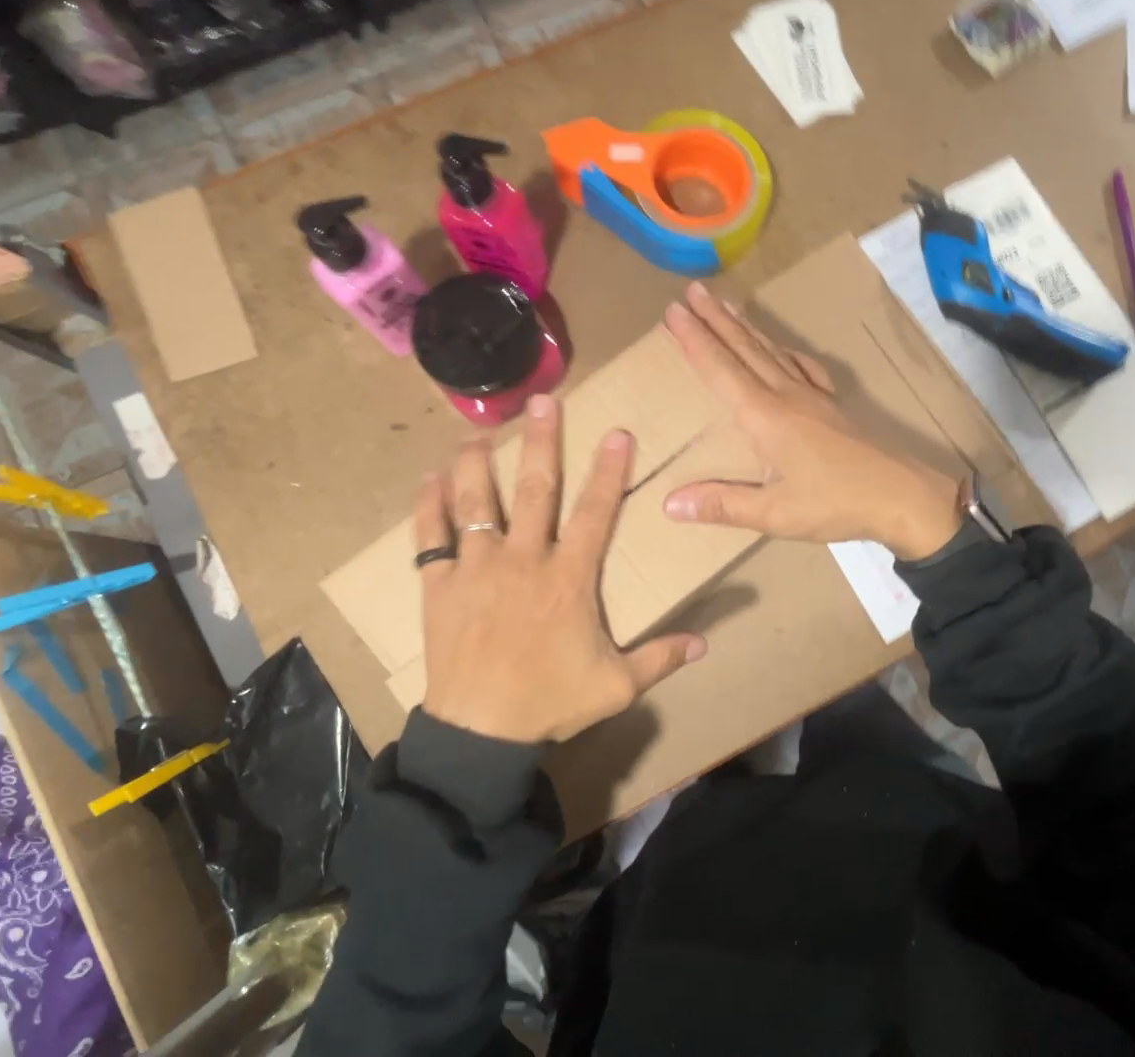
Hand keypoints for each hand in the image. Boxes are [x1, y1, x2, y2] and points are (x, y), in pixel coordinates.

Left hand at [414, 395, 705, 742]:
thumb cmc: (550, 702)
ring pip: (476, 501)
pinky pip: (429, 537)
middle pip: (535, 490)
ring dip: (478, 462)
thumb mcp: (617, 685)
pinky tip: (429, 480)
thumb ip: (660, 658)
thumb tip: (705, 644)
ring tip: (480, 431)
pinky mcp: (440, 585)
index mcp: (569, 579)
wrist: (481, 731)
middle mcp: (524, 560)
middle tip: (543, 402)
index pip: (595, 513)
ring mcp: (477, 568)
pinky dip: (428, 506)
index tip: (616, 433)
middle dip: (542, 442)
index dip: (609, 472)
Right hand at [661, 283, 963, 559]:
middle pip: (744, 350)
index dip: (694, 340)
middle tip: (691, 291)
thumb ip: (722, 505)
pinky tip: (782, 347)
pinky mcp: (832, 406)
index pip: (720, 370)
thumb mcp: (774, 513)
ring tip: (726, 304)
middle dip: (715, 320)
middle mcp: (786, 396)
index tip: (673, 311)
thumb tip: (670, 504)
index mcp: (765, 417)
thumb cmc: (835, 504)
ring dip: (745, 328)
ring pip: (771, 352)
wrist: (900, 495)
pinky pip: (802, 366)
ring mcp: (813, 397)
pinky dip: (784, 350)